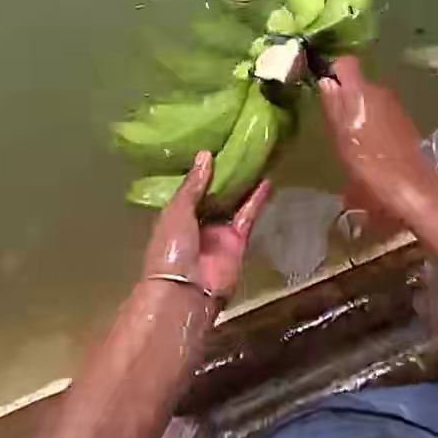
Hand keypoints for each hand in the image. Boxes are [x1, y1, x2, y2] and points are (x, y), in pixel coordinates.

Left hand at [142, 151, 269, 299]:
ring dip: (244, 184)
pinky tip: (266, 181)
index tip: (214, 147)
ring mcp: (219, 231)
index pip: (191, 189)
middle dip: (225, 175)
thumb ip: (193, 185)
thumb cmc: (171, 248)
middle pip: (215, 194)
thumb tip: (206, 154)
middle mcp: (198, 222)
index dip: (202, 171)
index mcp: (176, 216)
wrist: (186, 290)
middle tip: (239, 149)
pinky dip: (257, 199)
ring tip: (257, 159)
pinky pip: (248, 215)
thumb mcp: (176, 211)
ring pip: (234, 202)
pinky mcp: (238, 240)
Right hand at [316, 57, 437, 217]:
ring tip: (350, 138)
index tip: (325, 88)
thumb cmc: (368, 163)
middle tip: (334, 122)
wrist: (410, 185)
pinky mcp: (405, 121)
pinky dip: (374, 122)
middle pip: (359, 83)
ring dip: (360, 111)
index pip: (346, 64)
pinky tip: (369, 145)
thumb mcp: (341, 136)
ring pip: (371, 99)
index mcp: (362, 91)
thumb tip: (326, 81)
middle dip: (346, 97)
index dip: (334, 71)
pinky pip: (383, 113)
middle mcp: (381, 91)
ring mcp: (396, 105)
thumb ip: (334, 106)